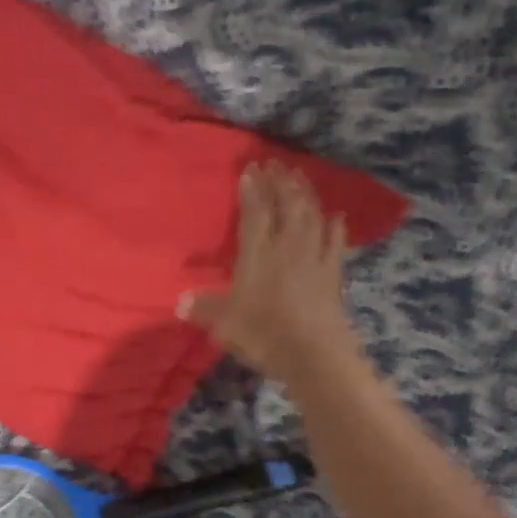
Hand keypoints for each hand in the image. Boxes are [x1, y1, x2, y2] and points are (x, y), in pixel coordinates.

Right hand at [179, 162, 366, 384]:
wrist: (314, 354)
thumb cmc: (263, 335)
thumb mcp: (225, 324)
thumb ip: (205, 309)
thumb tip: (180, 302)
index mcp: (258, 254)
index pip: (256, 212)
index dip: (253, 189)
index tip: (250, 169)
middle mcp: (288, 247)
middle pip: (287, 205)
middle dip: (280, 182)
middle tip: (275, 163)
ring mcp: (315, 258)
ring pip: (311, 215)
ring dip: (305, 193)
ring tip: (299, 176)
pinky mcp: (334, 273)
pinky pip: (335, 241)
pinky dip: (334, 225)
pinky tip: (334, 215)